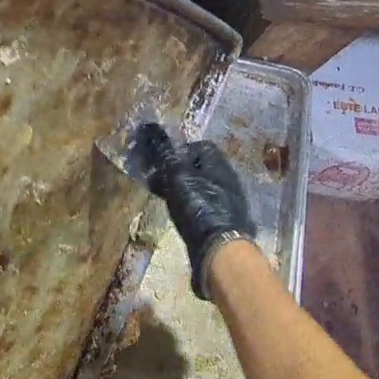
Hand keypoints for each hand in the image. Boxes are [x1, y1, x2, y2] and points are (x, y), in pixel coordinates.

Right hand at [140, 123, 257, 299]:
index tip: (161, 162)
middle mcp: (226, 180)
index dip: (179, 151)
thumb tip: (151, 127)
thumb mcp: (178, 177)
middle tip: (157, 181)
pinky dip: (188, 206)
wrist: (220, 251)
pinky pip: (202, 206)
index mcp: (219, 165)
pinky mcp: (222, 222)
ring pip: (199, 188)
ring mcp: (227, 203)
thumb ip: (166, 154)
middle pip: (199, 168)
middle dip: (177, 172)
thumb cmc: (199, 207)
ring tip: (163, 199)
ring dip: (181, 190)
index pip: (200, 147)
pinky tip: (177, 216)